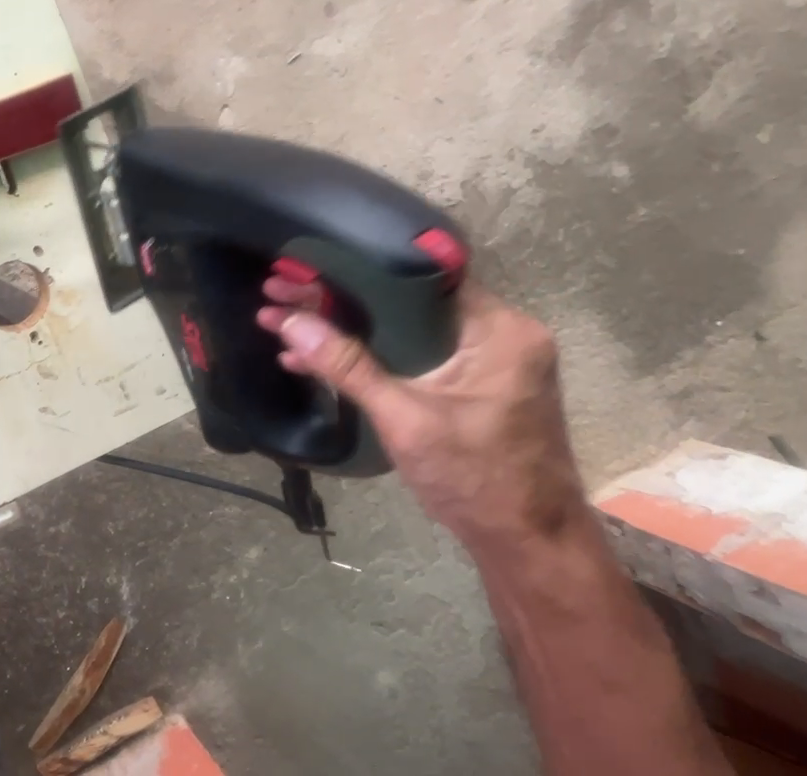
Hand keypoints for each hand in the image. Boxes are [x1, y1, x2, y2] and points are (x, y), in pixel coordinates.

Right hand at [256, 279, 586, 550]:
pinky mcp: (469, 381)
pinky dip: (366, 353)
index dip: (352, 268)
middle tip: (278, 289)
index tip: (299, 265)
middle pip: (402, 298)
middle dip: (335, 297)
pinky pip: (408, 351)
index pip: (416, 274)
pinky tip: (313, 358)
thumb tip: (286, 321)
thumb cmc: (478, 478)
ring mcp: (484, 358)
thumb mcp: (404, 418)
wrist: (528, 543)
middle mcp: (498, 333)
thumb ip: (346, 365)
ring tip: (281, 321)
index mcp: (498, 330)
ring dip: (343, 327)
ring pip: (399, 326)